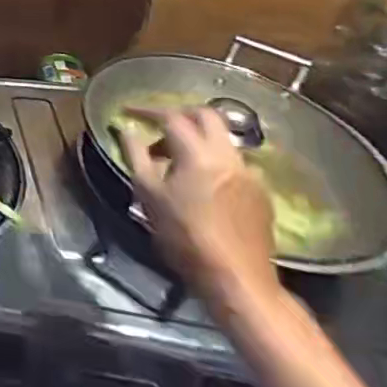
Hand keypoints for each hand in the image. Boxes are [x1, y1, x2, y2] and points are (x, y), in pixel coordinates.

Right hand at [116, 107, 278, 306]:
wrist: (235, 276)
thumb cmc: (182, 233)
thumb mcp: (147, 192)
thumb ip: (135, 154)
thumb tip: (125, 129)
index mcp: (199, 155)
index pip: (172, 116)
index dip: (146, 110)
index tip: (126, 111)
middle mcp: (230, 157)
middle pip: (207, 116)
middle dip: (178, 114)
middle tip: (154, 124)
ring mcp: (251, 174)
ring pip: (222, 139)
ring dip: (196, 137)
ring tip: (172, 157)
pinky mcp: (261, 192)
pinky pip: (233, 161)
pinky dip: (211, 158)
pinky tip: (197, 179)